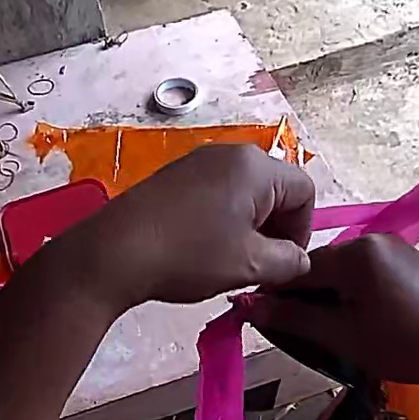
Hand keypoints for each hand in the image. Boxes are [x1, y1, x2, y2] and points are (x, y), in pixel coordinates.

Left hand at [49, 144, 315, 309]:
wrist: (112, 253)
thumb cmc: (189, 255)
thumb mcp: (250, 265)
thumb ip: (289, 261)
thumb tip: (299, 260)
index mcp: (256, 167)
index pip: (305, 191)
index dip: (303, 230)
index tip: (284, 263)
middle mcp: (231, 154)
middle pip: (277, 189)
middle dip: (277, 228)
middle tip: (260, 265)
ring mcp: (200, 162)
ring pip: (248, 194)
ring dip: (251, 227)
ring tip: (232, 260)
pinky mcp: (177, 176)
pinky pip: (219, 193)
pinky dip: (225, 220)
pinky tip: (205, 248)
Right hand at [245, 234, 418, 387]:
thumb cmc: (401, 345)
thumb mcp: (341, 335)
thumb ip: (293, 317)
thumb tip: (247, 305)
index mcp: (354, 252)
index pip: (298, 266)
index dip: (275, 293)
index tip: (260, 318)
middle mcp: (374, 239)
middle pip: (322, 265)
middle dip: (305, 295)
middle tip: (295, 331)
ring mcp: (396, 248)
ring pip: (345, 270)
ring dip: (329, 296)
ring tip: (329, 331)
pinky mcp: (411, 263)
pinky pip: (368, 272)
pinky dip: (354, 293)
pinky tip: (360, 320)